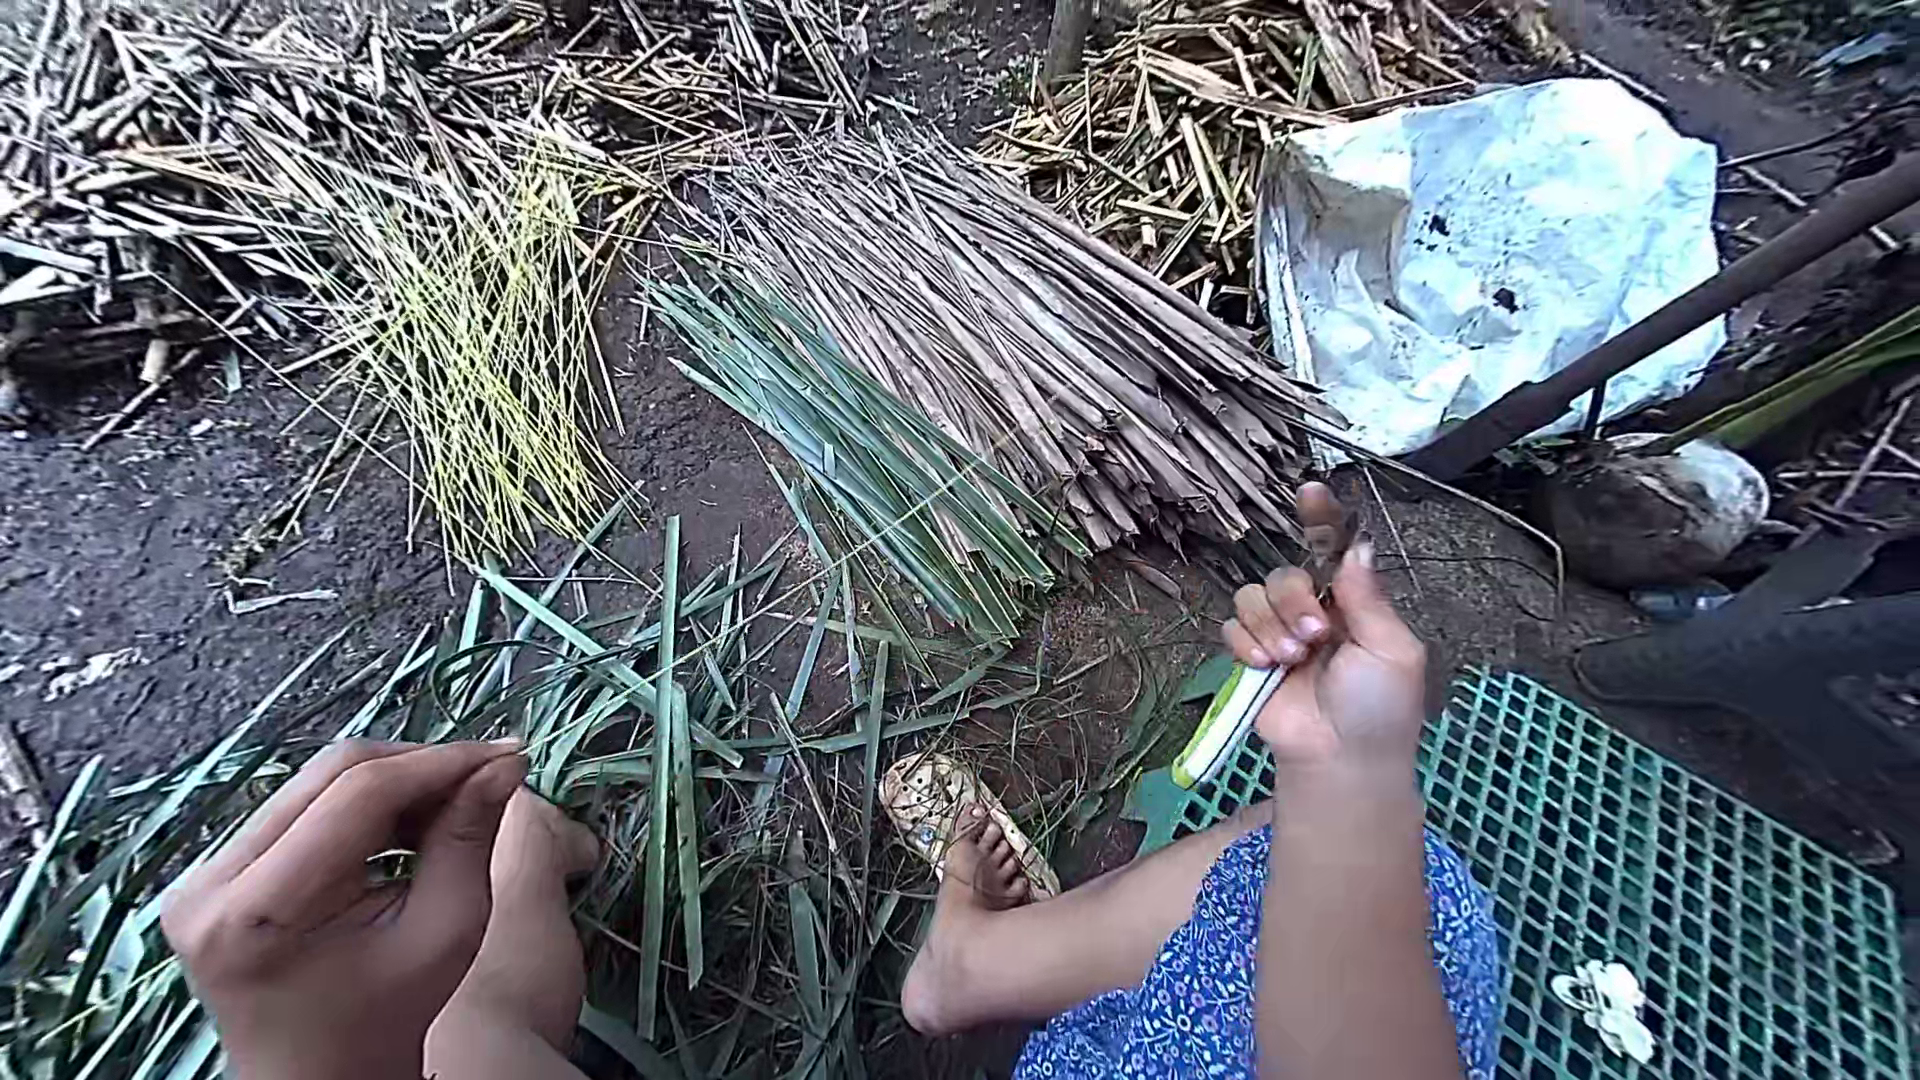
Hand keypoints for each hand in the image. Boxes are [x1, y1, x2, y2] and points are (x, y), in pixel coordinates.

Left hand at [161, 740, 526, 1079]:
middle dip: (429, 763)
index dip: (446, 761)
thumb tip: (508, 762)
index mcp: (260, 908)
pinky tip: (422, 820)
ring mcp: (214, 871)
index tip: (513, 754)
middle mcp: (215, 881)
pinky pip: (321, 797)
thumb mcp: (450, 921)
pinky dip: (387, 794)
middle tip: (492, 774)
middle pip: (340, 771)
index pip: (361, 791)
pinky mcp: (233, 866)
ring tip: (461, 802)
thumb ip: (471, 835)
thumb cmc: (391, 1007)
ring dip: (411, 776)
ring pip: (333, 775)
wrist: (322, 1067)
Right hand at [1221, 482, 1426, 775]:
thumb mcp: (1392, 651)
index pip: (1332, 550)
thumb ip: (1368, 598)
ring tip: (1288, 661)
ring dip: (1269, 628)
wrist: (1337, 756)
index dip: (1320, 519)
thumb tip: (1357, 545)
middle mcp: (1309, 609)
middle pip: (1282, 574)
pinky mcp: (1247, 652)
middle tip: (1313, 639)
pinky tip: (1264, 667)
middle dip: (1292, 603)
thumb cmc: (1378, 707)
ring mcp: (1275, 630)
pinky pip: (1230, 626)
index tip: (1310, 490)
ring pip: (1250, 596)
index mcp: (1349, 603)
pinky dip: (1245, 644)